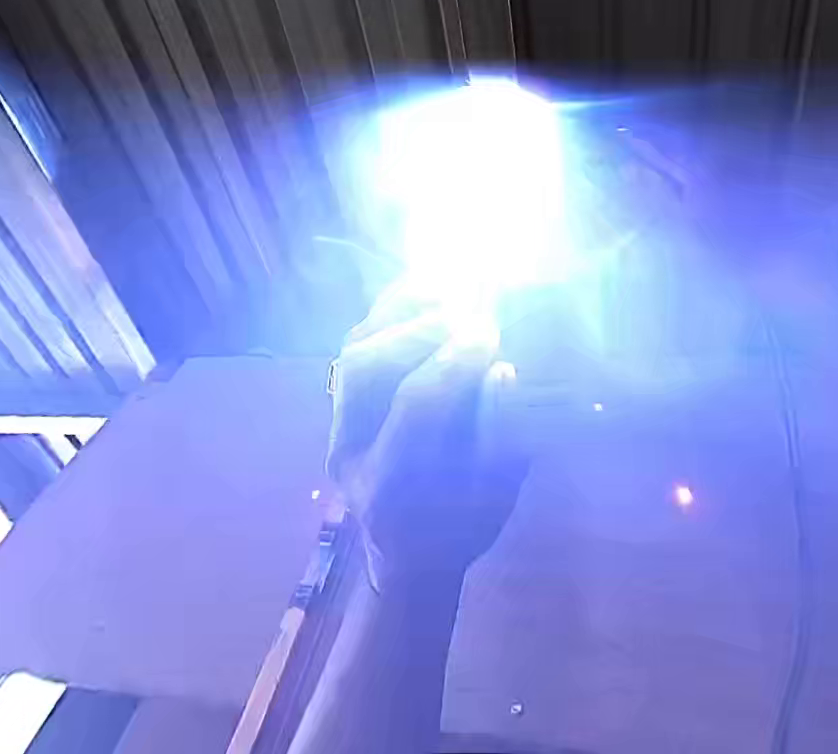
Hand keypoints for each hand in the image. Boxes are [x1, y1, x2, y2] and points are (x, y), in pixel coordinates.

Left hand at [327, 288, 526, 589]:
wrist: (406, 547)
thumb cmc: (461, 527)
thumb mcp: (492, 495)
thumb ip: (497, 436)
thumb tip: (500, 370)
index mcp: (391, 489)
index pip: (415, 409)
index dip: (453, 364)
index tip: (490, 334)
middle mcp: (349, 450)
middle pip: (365, 371)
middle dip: (418, 331)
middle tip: (468, 313)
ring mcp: (336, 423)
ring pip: (353, 351)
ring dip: (401, 313)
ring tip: (448, 293)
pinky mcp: (339, 400)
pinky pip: (356, 341)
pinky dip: (389, 311)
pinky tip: (424, 289)